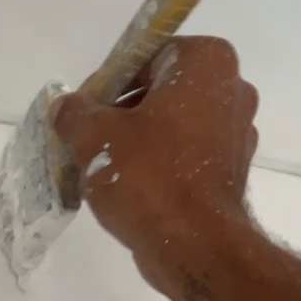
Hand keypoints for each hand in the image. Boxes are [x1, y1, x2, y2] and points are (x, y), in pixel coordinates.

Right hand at [52, 36, 260, 296]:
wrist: (192, 243)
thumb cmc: (146, 178)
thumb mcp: (94, 139)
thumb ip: (75, 114)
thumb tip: (64, 106)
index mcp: (206, 63)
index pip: (148, 56)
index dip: (109, 83)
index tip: (85, 114)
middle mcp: (232, 88)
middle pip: (162, 92)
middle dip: (123, 115)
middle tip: (90, 144)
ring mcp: (237, 132)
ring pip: (174, 127)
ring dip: (140, 143)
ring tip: (106, 173)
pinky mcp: (231, 172)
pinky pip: (186, 159)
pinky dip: (160, 168)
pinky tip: (133, 192)